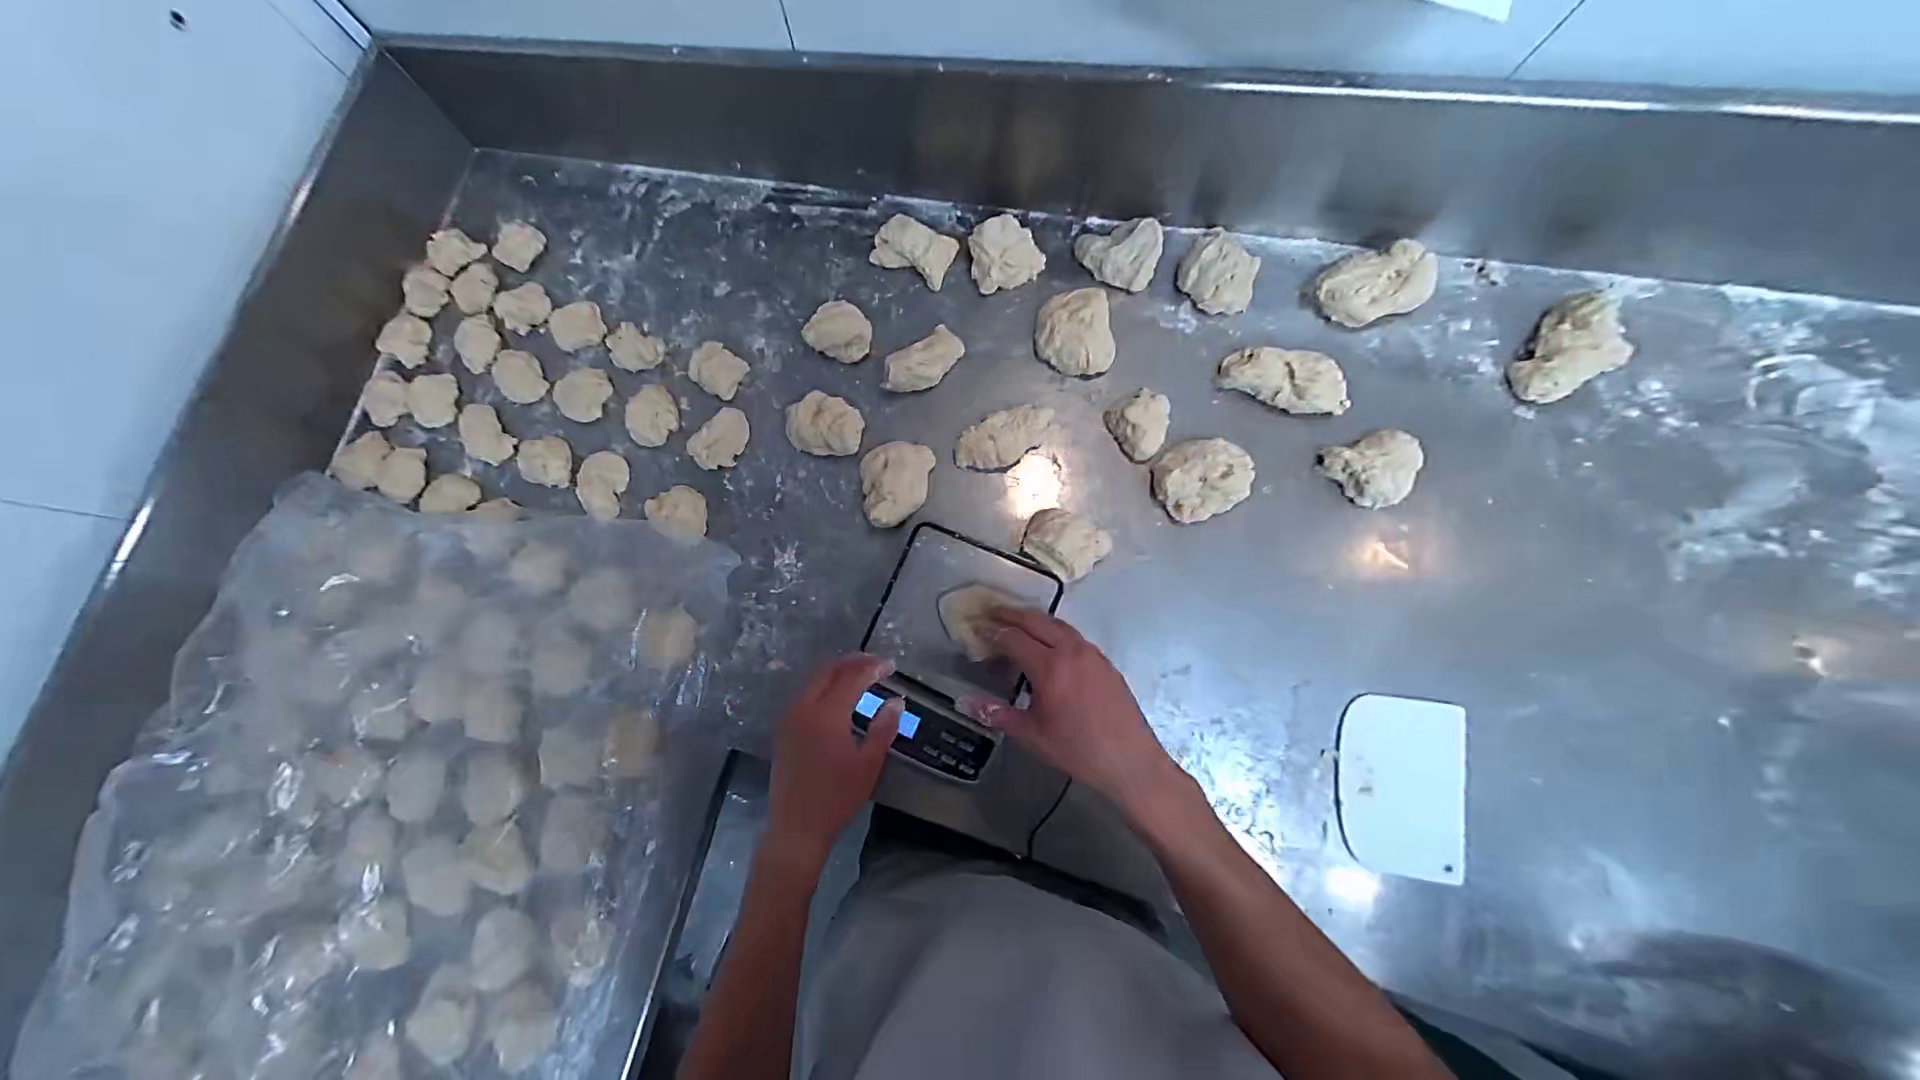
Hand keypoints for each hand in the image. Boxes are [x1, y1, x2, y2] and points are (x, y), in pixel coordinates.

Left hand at [766, 653, 900, 866]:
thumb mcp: (868, 764)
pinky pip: (804, 694)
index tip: (891, 665)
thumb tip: (896, 701)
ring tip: (859, 673)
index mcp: (826, 715)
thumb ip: (884, 728)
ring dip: (836, 671)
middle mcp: (804, 708)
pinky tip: (837, 695)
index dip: (873, 667)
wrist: (796, 828)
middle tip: (875, 663)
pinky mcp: (784, 730)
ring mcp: (789, 718)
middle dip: (852, 661)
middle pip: (828, 670)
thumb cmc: (837, 798)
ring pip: (813, 680)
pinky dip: (823, 685)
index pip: (852, 678)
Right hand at [962, 609, 1181, 812]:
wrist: (1130, 760)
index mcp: (1050, 667)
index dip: (993, 632)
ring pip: (1058, 625)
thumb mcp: (1033, 736)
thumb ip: (1000, 715)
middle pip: (1037, 621)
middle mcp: (1072, 652)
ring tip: (1018, 625)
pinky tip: (1050, 647)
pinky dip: (1055, 633)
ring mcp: (1092, 654)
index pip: (1014, 639)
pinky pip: (1074, 637)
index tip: (978, 629)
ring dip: (1035, 621)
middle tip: (993, 612)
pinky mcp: (1105, 662)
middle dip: (1012, 615)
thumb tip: (969, 704)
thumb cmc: (1079, 750)